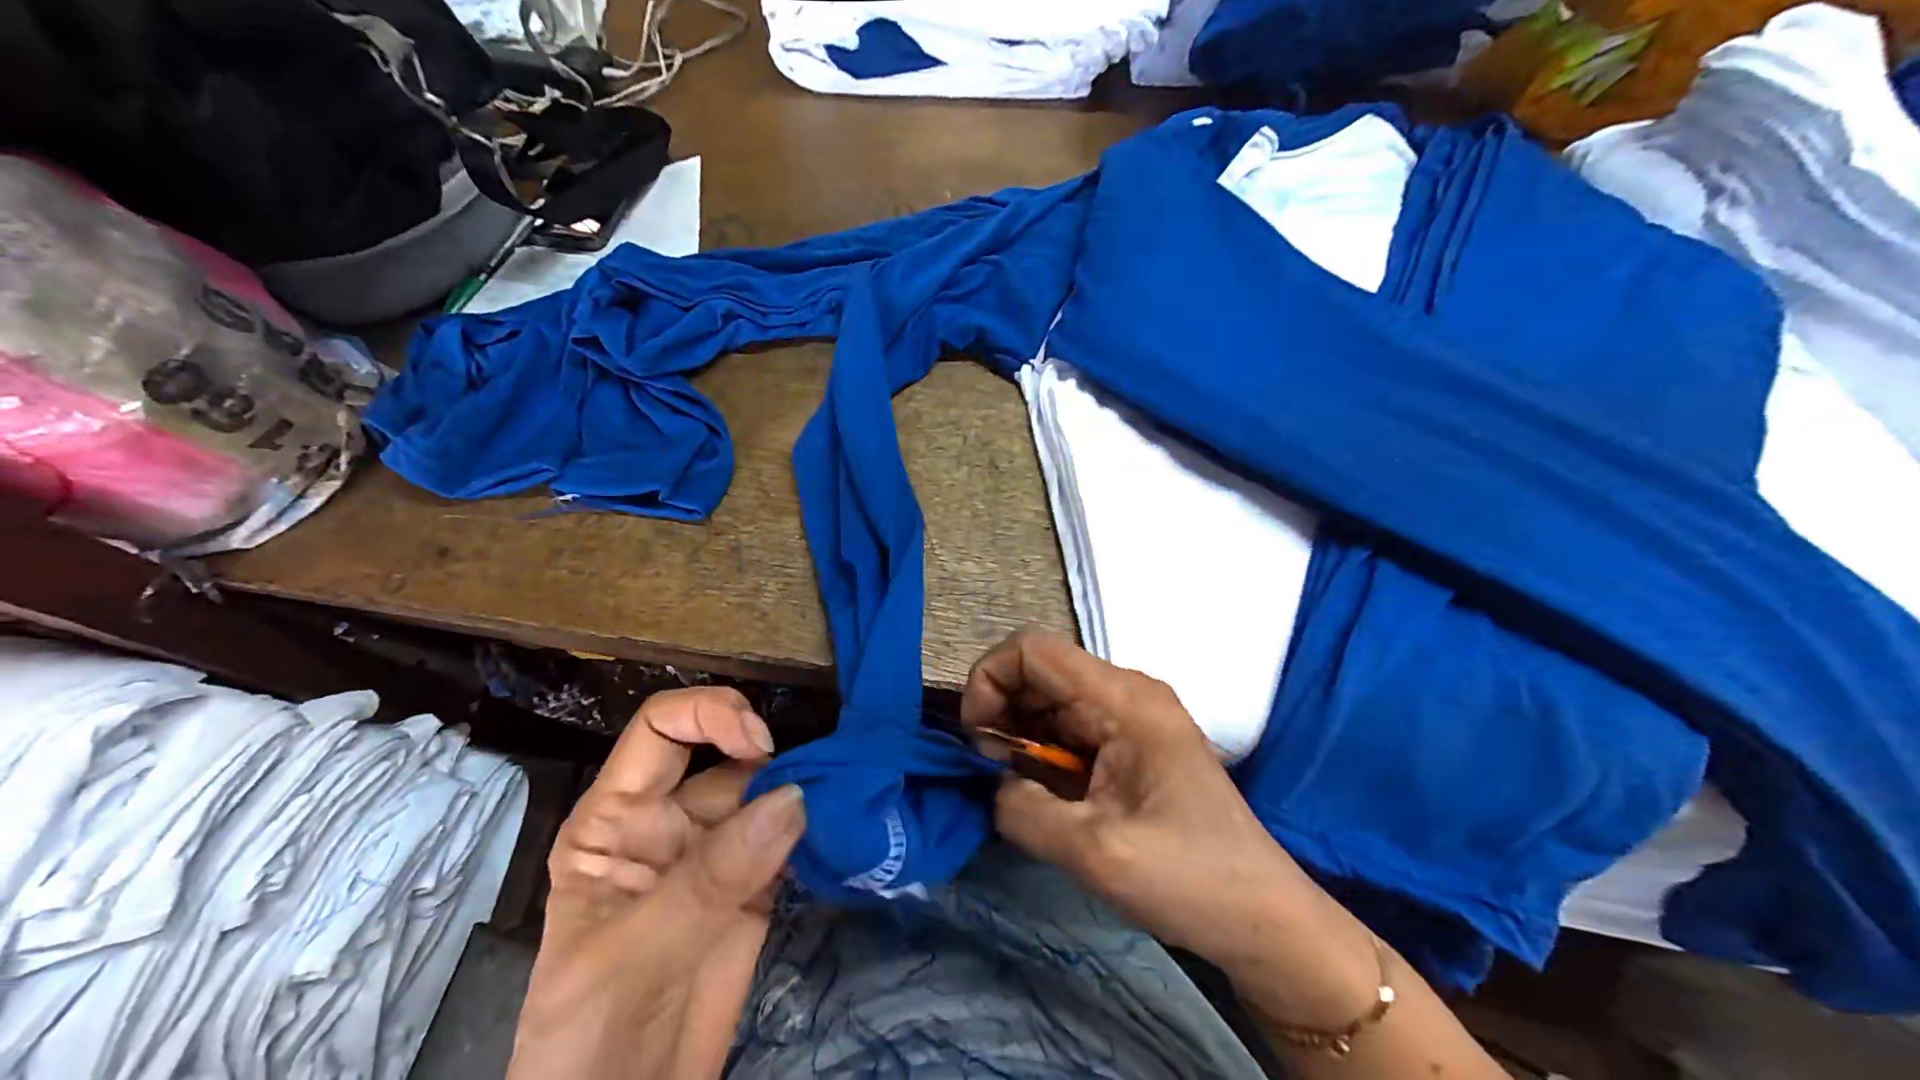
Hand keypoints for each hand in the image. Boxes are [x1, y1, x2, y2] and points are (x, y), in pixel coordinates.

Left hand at [507, 688, 805, 1079]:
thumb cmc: (588, 1035)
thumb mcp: (634, 952)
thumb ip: (709, 877)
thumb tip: (792, 799)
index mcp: (616, 820)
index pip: (659, 732)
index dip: (708, 716)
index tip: (759, 744)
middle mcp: (668, 824)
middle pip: (723, 757)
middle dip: (768, 752)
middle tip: (820, 772)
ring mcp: (716, 856)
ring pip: (766, 796)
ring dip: (805, 790)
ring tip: (844, 795)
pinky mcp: (756, 888)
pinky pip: (791, 840)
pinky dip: (818, 829)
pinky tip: (842, 827)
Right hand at [961, 631, 1378, 1027]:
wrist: (1264, 919)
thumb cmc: (1191, 880)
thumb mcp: (1095, 853)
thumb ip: (1024, 809)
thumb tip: (994, 783)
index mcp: (1124, 699)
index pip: (1032, 650)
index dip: (989, 682)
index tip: (979, 742)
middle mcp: (1126, 693)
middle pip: (1038, 672)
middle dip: (1000, 712)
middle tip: (995, 771)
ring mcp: (1131, 718)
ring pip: (1049, 701)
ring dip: (1019, 736)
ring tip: (1017, 787)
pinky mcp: (1130, 745)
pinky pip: (1068, 729)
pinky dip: (1041, 753)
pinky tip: (1043, 793)